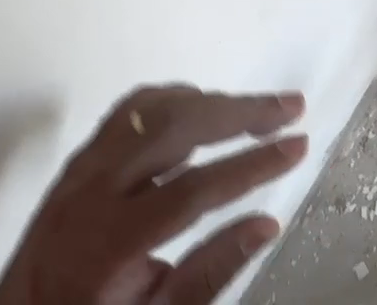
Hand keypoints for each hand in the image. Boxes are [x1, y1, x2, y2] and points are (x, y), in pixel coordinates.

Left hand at [0, 85, 307, 304]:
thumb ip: (207, 277)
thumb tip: (266, 224)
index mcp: (106, 245)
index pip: (192, 190)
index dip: (251, 166)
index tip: (299, 146)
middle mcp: (88, 194)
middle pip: (174, 127)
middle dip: (240, 111)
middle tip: (290, 107)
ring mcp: (78, 171)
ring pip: (152, 107)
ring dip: (212, 100)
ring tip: (256, 109)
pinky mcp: (77, 161)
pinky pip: (129, 110)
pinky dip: (175, 99)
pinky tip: (204, 108)